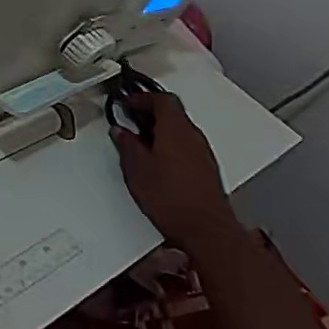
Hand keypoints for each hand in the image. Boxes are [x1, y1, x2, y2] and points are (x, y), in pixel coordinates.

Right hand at [110, 91, 237, 246]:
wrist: (206, 231)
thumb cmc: (173, 199)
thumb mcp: (135, 167)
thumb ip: (127, 145)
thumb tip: (122, 134)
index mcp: (176, 129)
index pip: (162, 99)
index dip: (142, 98)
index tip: (128, 103)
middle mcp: (194, 138)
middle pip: (174, 113)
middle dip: (150, 113)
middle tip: (131, 117)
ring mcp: (203, 155)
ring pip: (180, 131)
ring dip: (160, 130)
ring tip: (140, 140)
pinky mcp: (206, 171)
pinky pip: (187, 147)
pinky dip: (170, 145)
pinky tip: (156, 160)